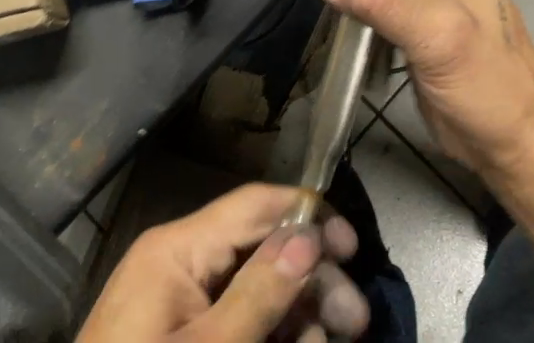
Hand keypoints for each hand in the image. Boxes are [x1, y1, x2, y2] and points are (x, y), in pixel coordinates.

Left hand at [77, 184, 368, 342]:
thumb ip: (259, 293)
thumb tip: (309, 235)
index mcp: (178, 248)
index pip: (255, 204)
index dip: (308, 215)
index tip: (353, 248)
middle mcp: (182, 261)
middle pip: (263, 249)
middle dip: (313, 281)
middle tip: (356, 322)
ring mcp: (182, 301)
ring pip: (258, 288)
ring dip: (300, 314)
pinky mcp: (184, 333)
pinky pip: (238, 317)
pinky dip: (272, 332)